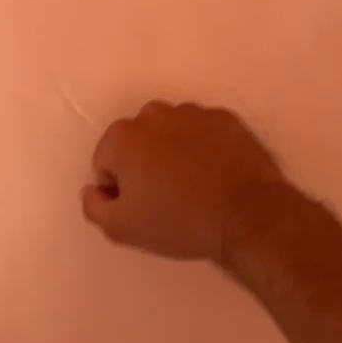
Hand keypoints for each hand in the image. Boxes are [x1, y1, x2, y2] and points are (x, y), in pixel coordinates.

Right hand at [82, 102, 290, 265]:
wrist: (249, 217)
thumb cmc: (177, 222)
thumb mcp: (120, 228)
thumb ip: (93, 206)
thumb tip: (93, 190)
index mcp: (122, 137)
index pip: (105, 163)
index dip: (118, 190)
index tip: (140, 208)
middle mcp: (155, 115)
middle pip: (136, 143)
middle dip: (142, 165)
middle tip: (163, 198)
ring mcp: (195, 114)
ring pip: (169, 135)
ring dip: (172, 155)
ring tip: (192, 189)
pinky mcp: (229, 120)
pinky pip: (203, 135)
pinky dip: (203, 151)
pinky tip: (215, 178)